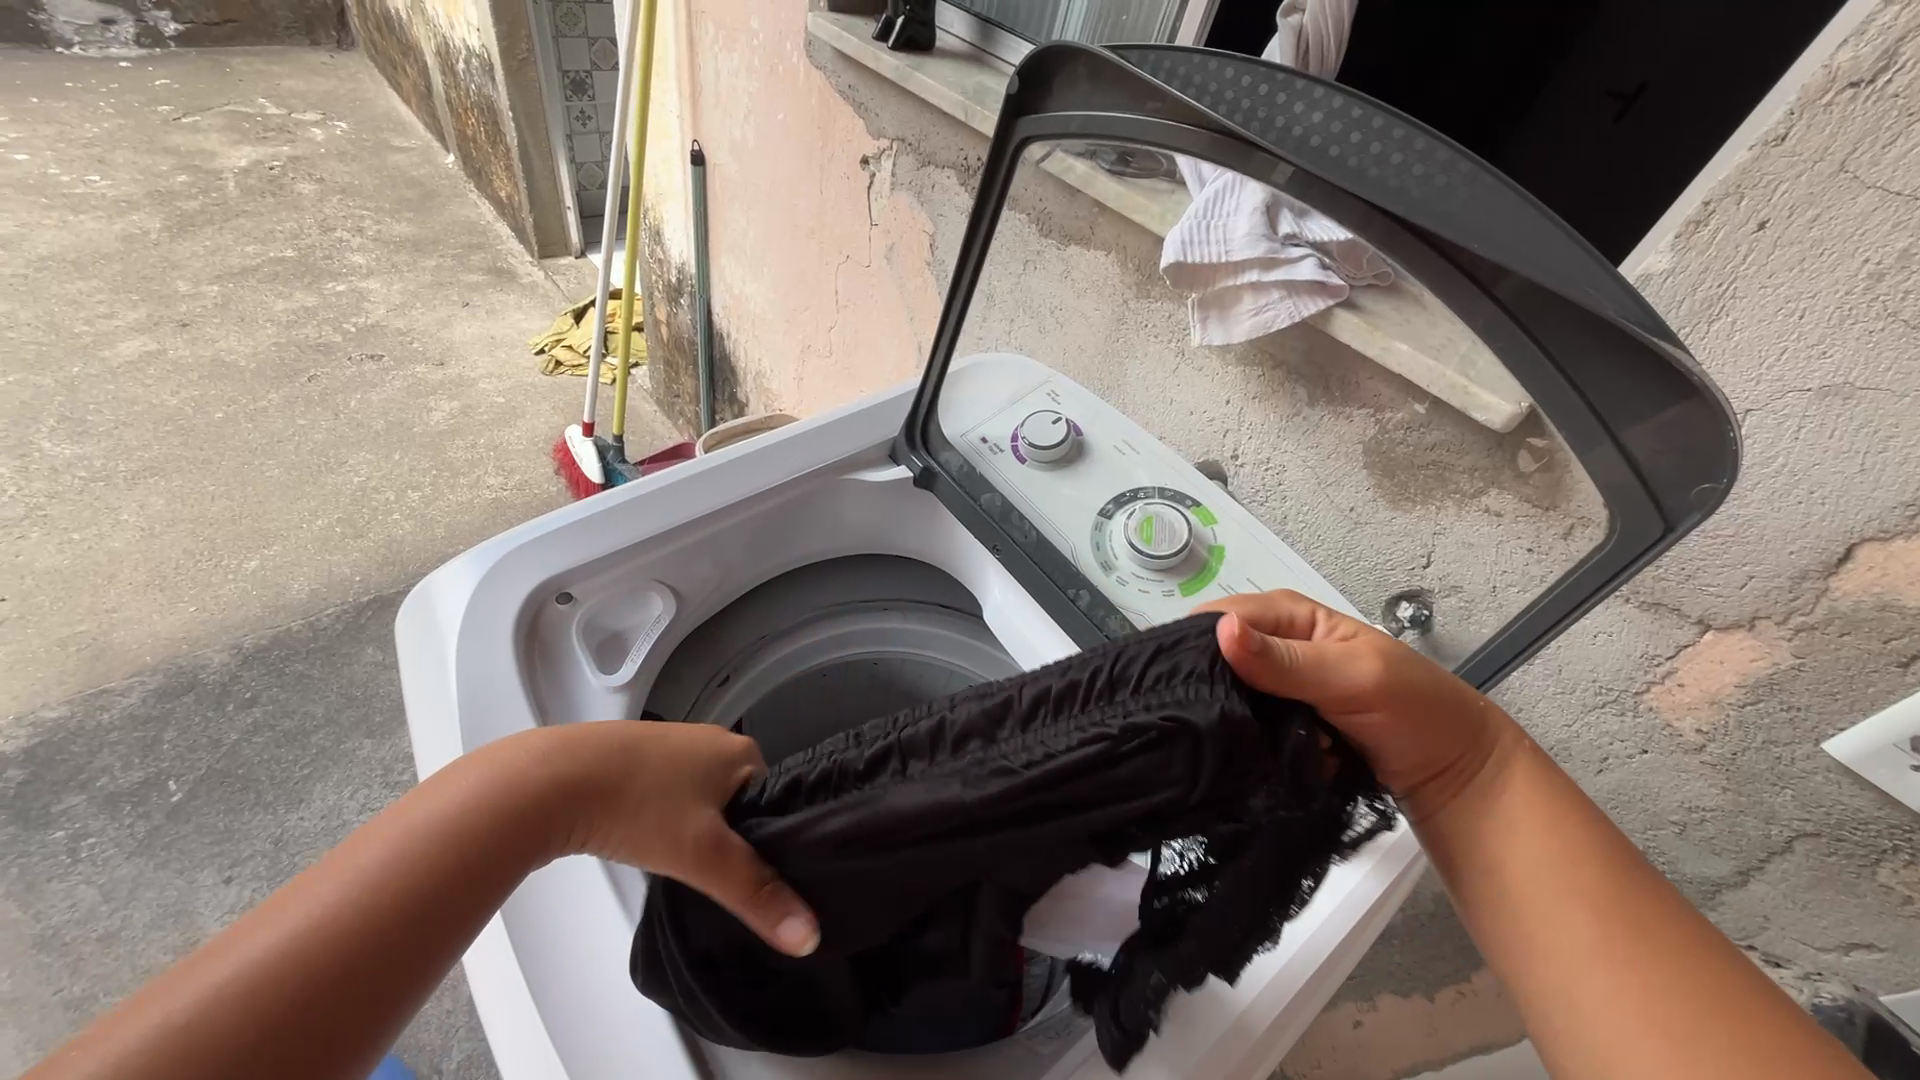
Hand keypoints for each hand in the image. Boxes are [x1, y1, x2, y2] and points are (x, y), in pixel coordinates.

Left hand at [503, 721, 820, 955]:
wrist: (547, 782)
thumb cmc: (637, 806)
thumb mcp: (705, 856)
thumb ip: (757, 894)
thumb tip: (811, 936)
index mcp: (741, 750)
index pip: (779, 801)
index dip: (771, 842)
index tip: (755, 877)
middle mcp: (711, 738)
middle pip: (740, 802)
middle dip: (731, 839)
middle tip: (716, 876)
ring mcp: (669, 745)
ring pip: (701, 800)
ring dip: (695, 831)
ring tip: (681, 863)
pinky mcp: (631, 757)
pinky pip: (666, 794)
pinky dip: (663, 820)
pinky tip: (647, 841)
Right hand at [1194, 590, 1523, 819]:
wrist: (1453, 772)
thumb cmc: (1413, 710)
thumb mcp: (1352, 676)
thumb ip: (1286, 659)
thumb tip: (1221, 631)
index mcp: (1284, 614)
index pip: (1216, 619)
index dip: (1195, 648)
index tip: (1182, 689)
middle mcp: (1271, 644)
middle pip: (1213, 661)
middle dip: (1213, 693)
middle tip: (1222, 727)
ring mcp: (1273, 686)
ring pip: (1224, 700)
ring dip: (1235, 725)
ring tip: (1250, 748)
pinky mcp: (1277, 721)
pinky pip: (1243, 730)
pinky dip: (1251, 746)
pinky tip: (1266, 759)